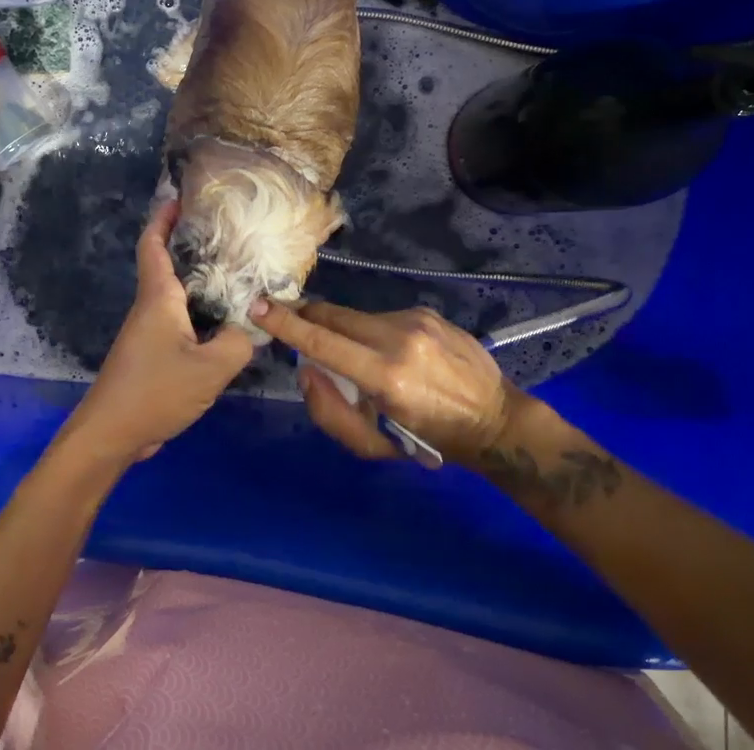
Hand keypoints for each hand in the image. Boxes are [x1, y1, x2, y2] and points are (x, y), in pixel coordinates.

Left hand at [59, 201, 255, 462]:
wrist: (113, 433)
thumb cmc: (155, 391)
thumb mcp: (210, 368)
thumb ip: (237, 342)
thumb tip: (251, 325)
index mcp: (157, 299)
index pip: (154, 245)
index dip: (164, 218)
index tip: (180, 197)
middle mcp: (150, 308)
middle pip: (168, 266)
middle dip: (193, 246)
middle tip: (230, 234)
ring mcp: (149, 333)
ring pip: (177, 297)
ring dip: (201, 283)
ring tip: (238, 274)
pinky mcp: (153, 356)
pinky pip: (180, 323)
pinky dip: (201, 315)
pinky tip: (226, 323)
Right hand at [249, 300, 515, 460]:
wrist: (496, 421)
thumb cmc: (430, 441)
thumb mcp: (374, 445)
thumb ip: (330, 410)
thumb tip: (307, 369)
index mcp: (386, 377)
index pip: (322, 342)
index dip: (285, 324)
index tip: (257, 308)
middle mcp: (400, 340)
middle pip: (332, 316)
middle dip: (306, 318)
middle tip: (290, 324)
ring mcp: (417, 321)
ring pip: (356, 317)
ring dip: (345, 332)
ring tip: (362, 360)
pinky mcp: (429, 313)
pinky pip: (382, 318)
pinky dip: (374, 333)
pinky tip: (395, 354)